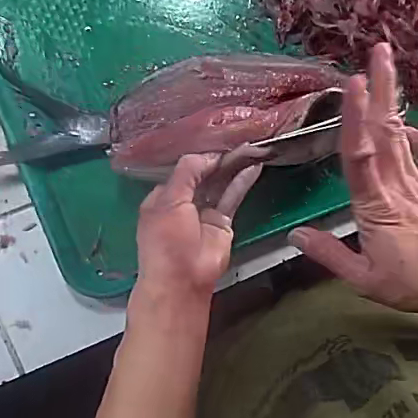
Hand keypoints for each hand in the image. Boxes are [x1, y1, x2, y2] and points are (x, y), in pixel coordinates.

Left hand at [135, 152, 264, 303]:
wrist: (182, 279)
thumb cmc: (166, 240)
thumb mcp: (169, 200)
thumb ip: (187, 173)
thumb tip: (208, 155)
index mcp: (163, 196)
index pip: (183, 168)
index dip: (200, 154)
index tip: (217, 138)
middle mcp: (184, 202)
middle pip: (205, 174)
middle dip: (220, 158)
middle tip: (240, 140)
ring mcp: (204, 212)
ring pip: (221, 183)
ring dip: (235, 167)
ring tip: (252, 149)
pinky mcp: (222, 222)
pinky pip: (233, 197)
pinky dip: (243, 182)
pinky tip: (254, 167)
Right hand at [290, 42, 417, 320]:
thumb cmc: (415, 284)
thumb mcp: (364, 278)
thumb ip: (329, 254)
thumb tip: (296, 235)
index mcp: (376, 207)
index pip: (359, 156)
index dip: (354, 118)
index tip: (352, 84)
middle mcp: (397, 187)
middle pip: (385, 131)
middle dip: (381, 89)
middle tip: (378, 51)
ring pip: (402, 135)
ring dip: (393, 100)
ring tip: (387, 68)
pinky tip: (408, 129)